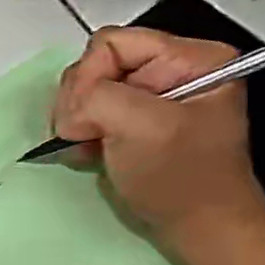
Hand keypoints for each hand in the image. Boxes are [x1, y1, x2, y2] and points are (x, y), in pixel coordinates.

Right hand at [53, 27, 264, 243]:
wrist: (193, 220)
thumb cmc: (178, 175)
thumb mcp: (142, 125)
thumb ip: (98, 95)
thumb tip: (71, 101)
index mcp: (189, 58)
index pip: (108, 44)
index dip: (90, 79)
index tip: (102, 116)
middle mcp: (166, 70)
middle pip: (89, 67)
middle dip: (80, 104)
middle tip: (98, 133)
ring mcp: (144, 96)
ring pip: (78, 91)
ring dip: (76, 122)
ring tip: (98, 143)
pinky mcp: (125, 118)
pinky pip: (79, 112)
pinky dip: (76, 133)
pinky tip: (95, 149)